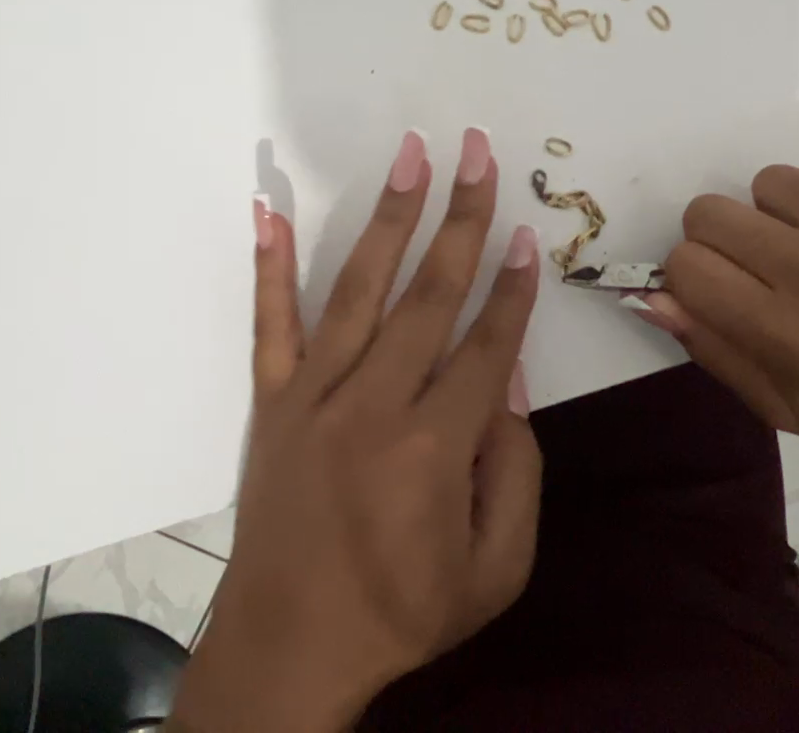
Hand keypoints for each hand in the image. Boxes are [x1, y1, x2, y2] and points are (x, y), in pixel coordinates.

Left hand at [169, 129, 542, 732]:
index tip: (528, 233)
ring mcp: (314, 396)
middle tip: (476, 153)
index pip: (486, 346)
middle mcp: (373, 404)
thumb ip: (514, 473)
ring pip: (359, 291)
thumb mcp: (496, 569)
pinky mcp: (272, 402)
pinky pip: (272, 325)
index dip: (513, 289)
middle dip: (461, 219)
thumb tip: (508, 384)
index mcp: (435, 446)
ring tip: (410, 157)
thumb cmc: (403, 612)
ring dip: (388, 219)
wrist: (290, 646)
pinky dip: (271, 267)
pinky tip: (271, 212)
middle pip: (429, 296)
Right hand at [631, 166, 798, 454]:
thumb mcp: (793, 410)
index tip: (716, 292)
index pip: (686, 267)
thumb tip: (654, 298)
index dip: (687, 277)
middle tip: (756, 269)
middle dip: (715, 241)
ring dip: (771, 218)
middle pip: (708, 213)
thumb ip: (716, 352)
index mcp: (794, 337)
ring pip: (762, 184)